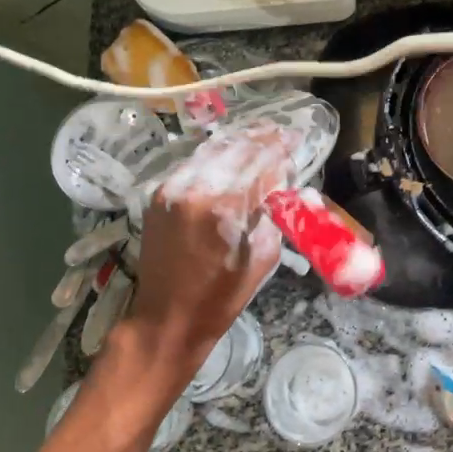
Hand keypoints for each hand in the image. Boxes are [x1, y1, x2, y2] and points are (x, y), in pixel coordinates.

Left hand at [119, 122, 296, 395]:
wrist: (166, 319)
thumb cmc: (221, 298)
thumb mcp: (262, 257)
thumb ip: (273, 215)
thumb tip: (279, 184)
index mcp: (226, 208)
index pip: (260, 161)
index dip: (280, 146)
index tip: (293, 137)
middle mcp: (197, 189)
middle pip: (235, 148)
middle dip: (260, 138)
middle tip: (278, 132)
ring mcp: (173, 189)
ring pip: (210, 151)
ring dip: (236, 142)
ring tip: (255, 136)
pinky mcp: (158, 195)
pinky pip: (191, 165)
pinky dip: (212, 157)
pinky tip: (226, 155)